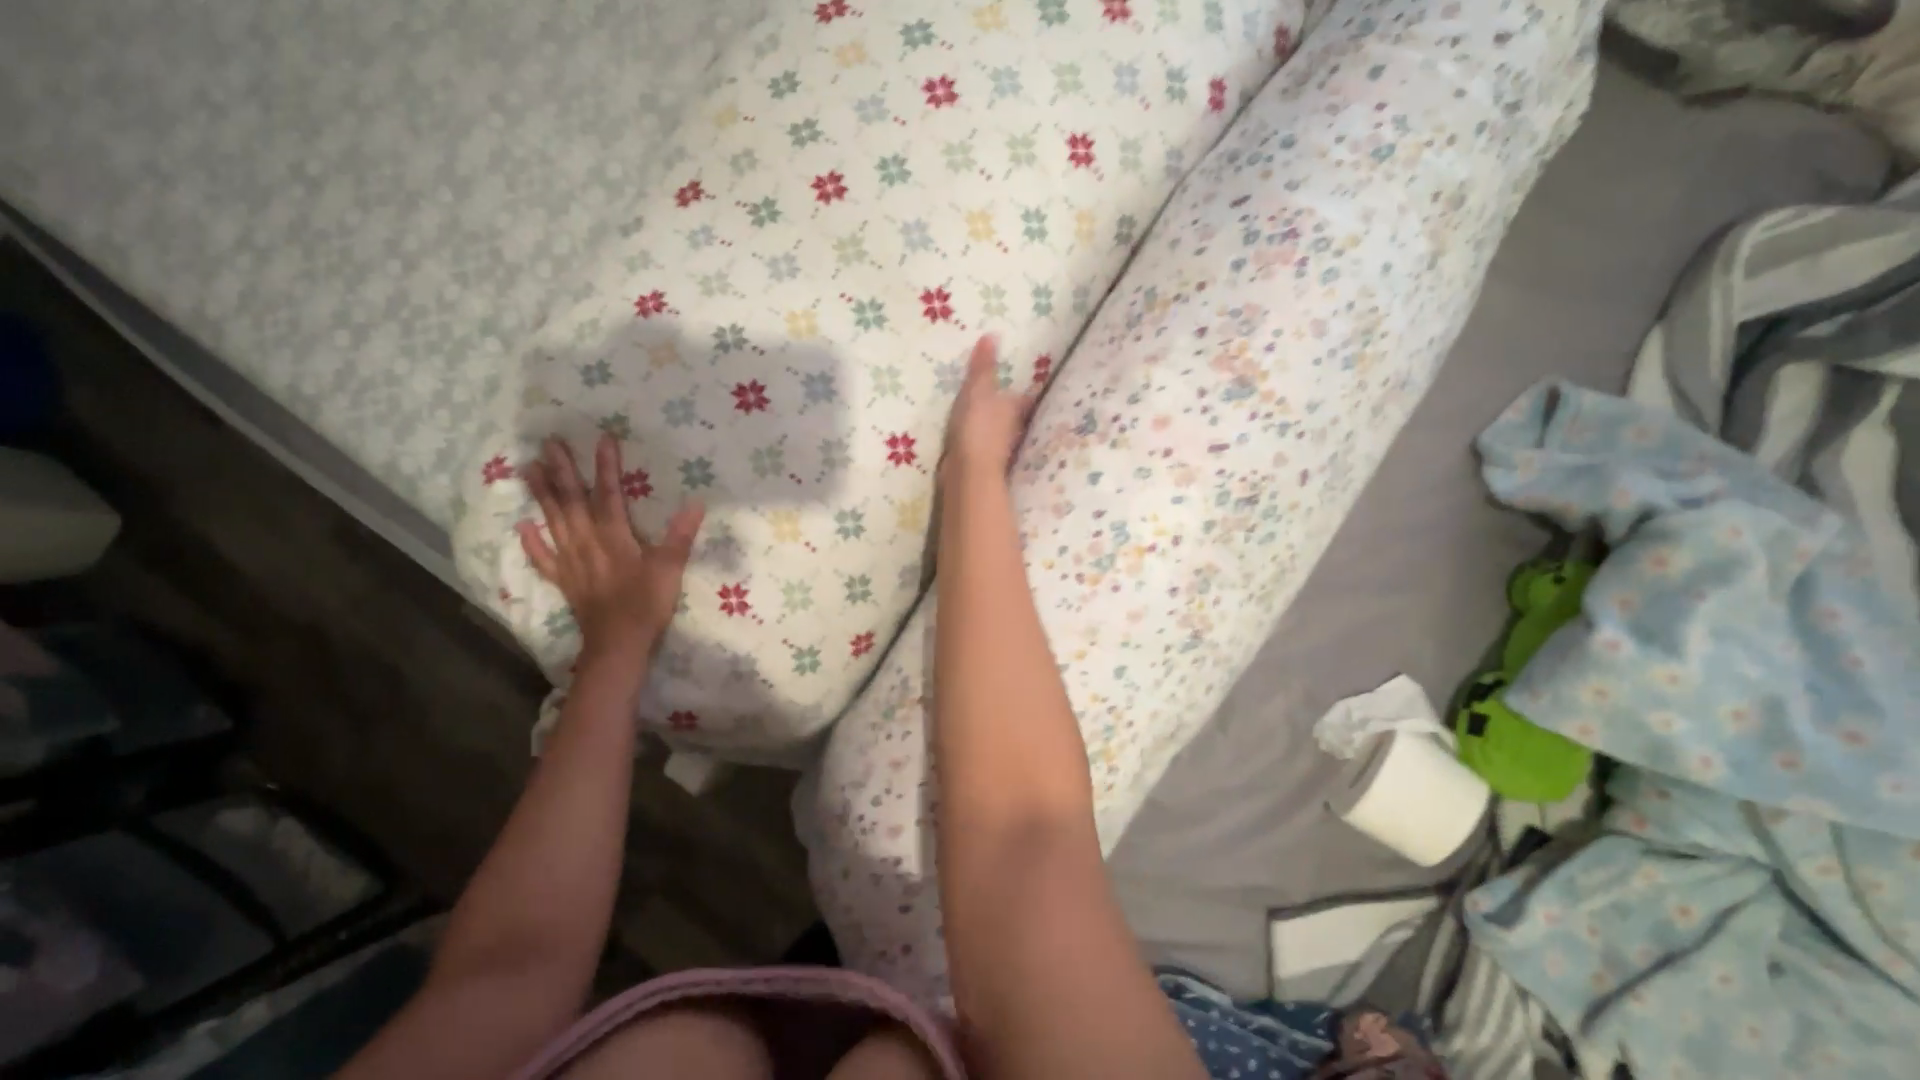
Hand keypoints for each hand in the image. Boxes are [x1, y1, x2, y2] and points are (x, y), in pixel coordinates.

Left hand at [517, 435, 703, 671]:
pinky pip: (543, 558)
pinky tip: (522, 526)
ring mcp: (571, 561)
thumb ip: (680, 535)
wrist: (617, 644)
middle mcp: (587, 542)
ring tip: (528, 468)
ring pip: (553, 520)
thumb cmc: (646, 605)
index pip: (609, 493)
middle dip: (562, 470)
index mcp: (614, 536)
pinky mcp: (564, 581)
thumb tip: (696, 502)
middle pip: (571, 500)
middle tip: (549, 442)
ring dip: (541, 494)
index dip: (606, 465)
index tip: (602, 438)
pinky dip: (531, 542)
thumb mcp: (670, 569)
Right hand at [942, 335, 1036, 478]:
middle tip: (1007, 395)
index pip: (1027, 396)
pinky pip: (983, 444)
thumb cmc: (978, 427)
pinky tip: (971, 434)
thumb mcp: (978, 389)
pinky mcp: (982, 462)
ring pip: (1001, 431)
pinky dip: (980, 438)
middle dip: (1013, 407)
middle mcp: (1013, 429)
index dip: (1029, 389)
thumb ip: (984, 365)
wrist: (967, 473)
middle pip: (1017, 415)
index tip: (1030, 382)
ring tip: (987, 413)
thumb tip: (993, 334)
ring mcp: (998, 448)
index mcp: (1016, 409)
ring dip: (997, 424)